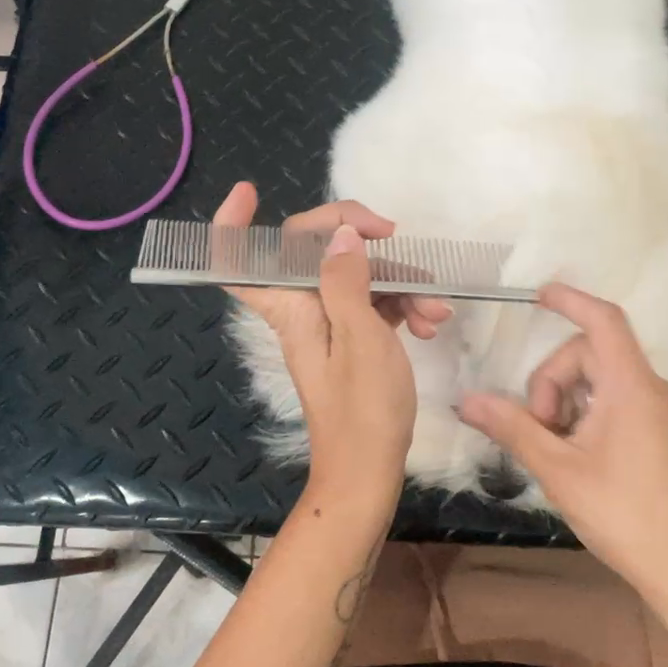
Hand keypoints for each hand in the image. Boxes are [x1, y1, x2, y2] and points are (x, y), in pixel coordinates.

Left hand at [213, 182, 449, 499]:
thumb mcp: (361, 339)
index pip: (237, 261)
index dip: (232, 224)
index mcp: (290, 306)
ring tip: (435, 310)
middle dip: (360, 239)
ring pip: (356, 276)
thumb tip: (340, 237)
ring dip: (399, 282)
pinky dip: (404, 305)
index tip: (250, 192)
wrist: (369, 474)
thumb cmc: (363, 411)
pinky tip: (433, 322)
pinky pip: (374, 303)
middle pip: (315, 249)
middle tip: (395, 235)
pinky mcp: (354, 338)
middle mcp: (303, 308)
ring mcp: (329, 323)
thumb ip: (346, 282)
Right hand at [459, 284, 667, 590]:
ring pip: (604, 382)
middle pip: (592, 355)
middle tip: (540, 430)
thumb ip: (512, 428)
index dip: (570, 300)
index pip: (602, 321)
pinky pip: (622, 404)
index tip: (538, 295)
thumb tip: (466, 400)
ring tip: (557, 450)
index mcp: (632, 387)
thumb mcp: (559, 470)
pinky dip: (591, 415)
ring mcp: (667, 414)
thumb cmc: (625, 516)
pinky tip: (580, 458)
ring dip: (570, 402)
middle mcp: (655, 390)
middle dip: (554, 381)